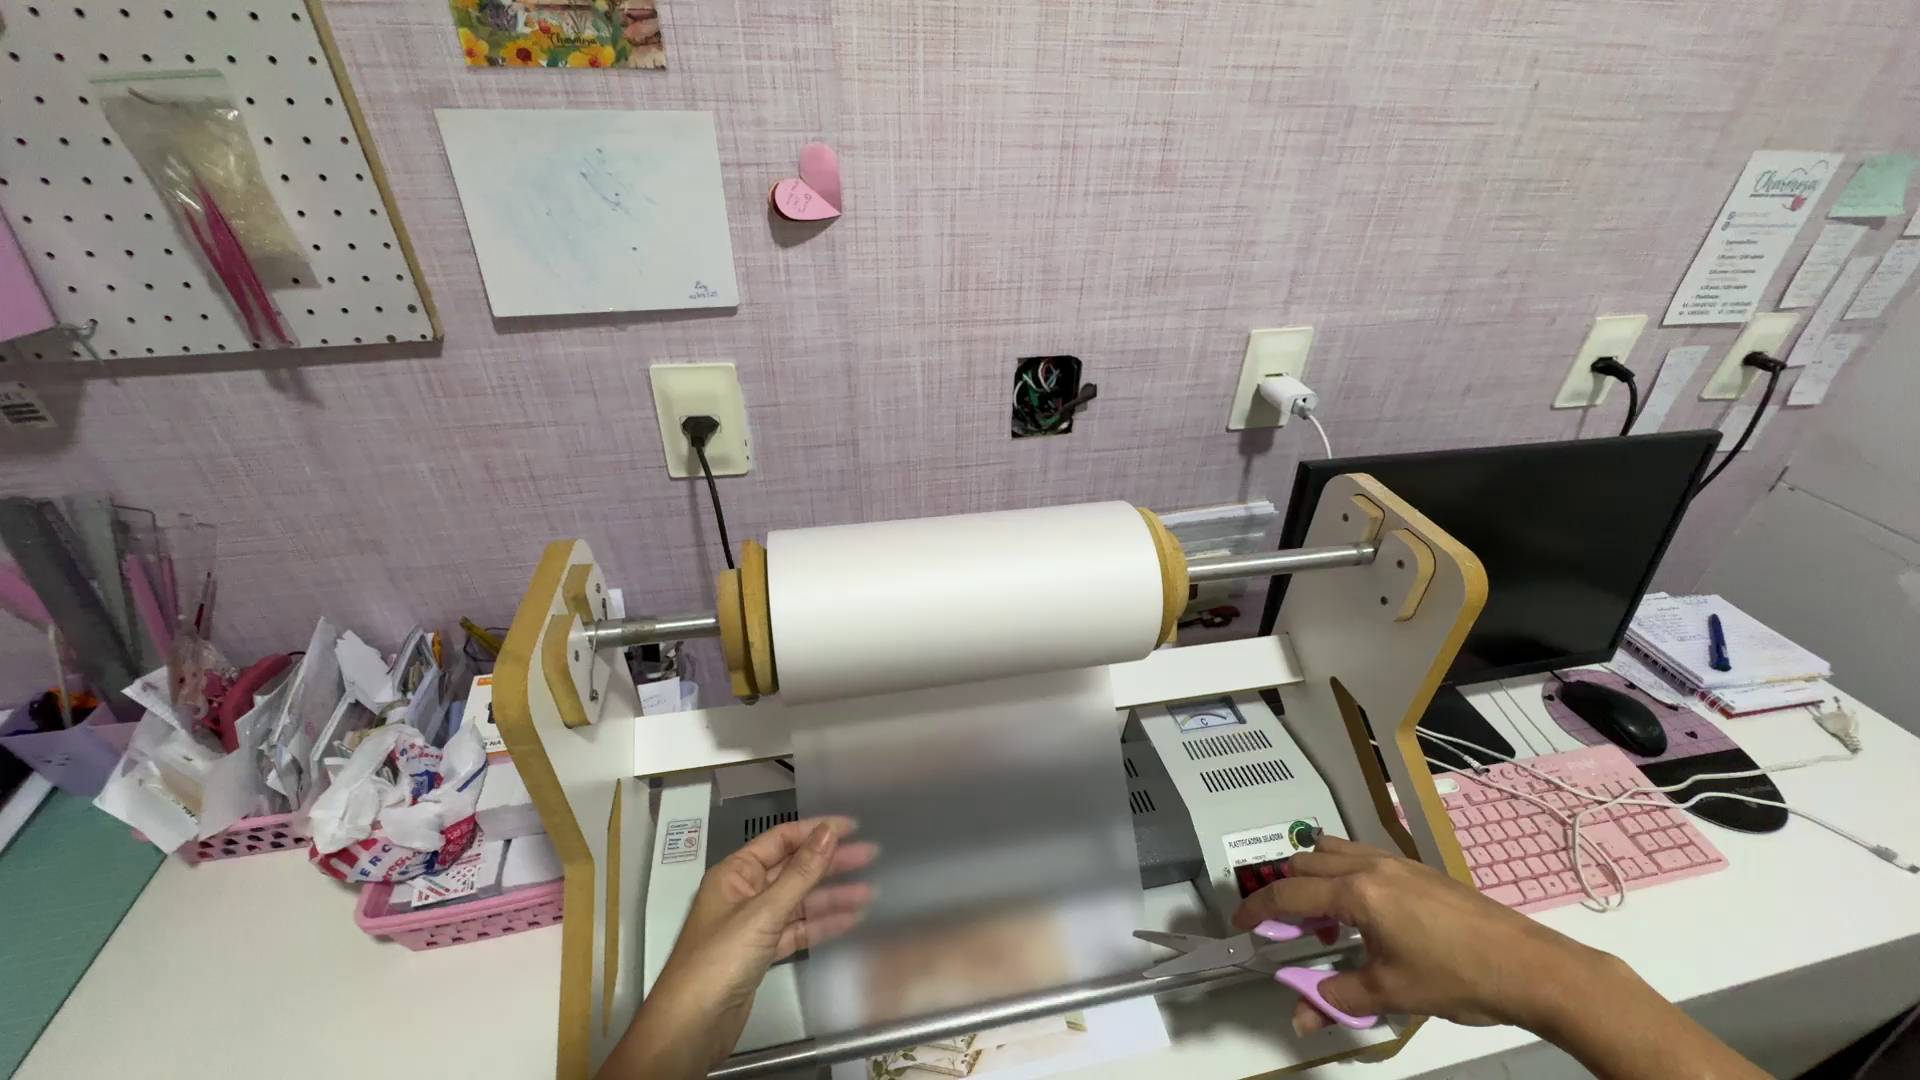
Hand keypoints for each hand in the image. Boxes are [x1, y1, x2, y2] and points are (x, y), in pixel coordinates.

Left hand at [599, 817, 875, 1079]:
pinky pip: (798, 929)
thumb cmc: (716, 962)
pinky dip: (821, 924)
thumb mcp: (763, 912)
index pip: (782, 839)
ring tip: (868, 891)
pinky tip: (848, 920)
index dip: (817, 831)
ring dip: (832, 896)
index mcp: (736, 873)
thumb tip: (827, 833)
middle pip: (794, 869)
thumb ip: (800, 872)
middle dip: (831, 863)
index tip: (851, 827)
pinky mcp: (762, 953)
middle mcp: (745, 893)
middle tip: (869, 855)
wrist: (691, 1028)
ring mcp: (754, 924)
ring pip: (800, 901)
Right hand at [1233, 836, 1611, 1035]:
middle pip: (1303, 864)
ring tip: (1322, 915)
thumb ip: (1338, 999)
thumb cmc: (1457, 979)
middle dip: (1284, 892)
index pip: (1288, 895)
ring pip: (1330, 851)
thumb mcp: (1392, 994)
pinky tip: (1360, 906)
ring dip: (1312, 876)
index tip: (1240, 923)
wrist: (1529, 966)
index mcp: (1355, 893)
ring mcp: (1393, 861)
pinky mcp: (1415, 867)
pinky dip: (1340, 871)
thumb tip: (1301, 1014)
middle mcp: (1367, 866)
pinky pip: (1359, 854)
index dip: (1257, 909)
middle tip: (1284, 928)